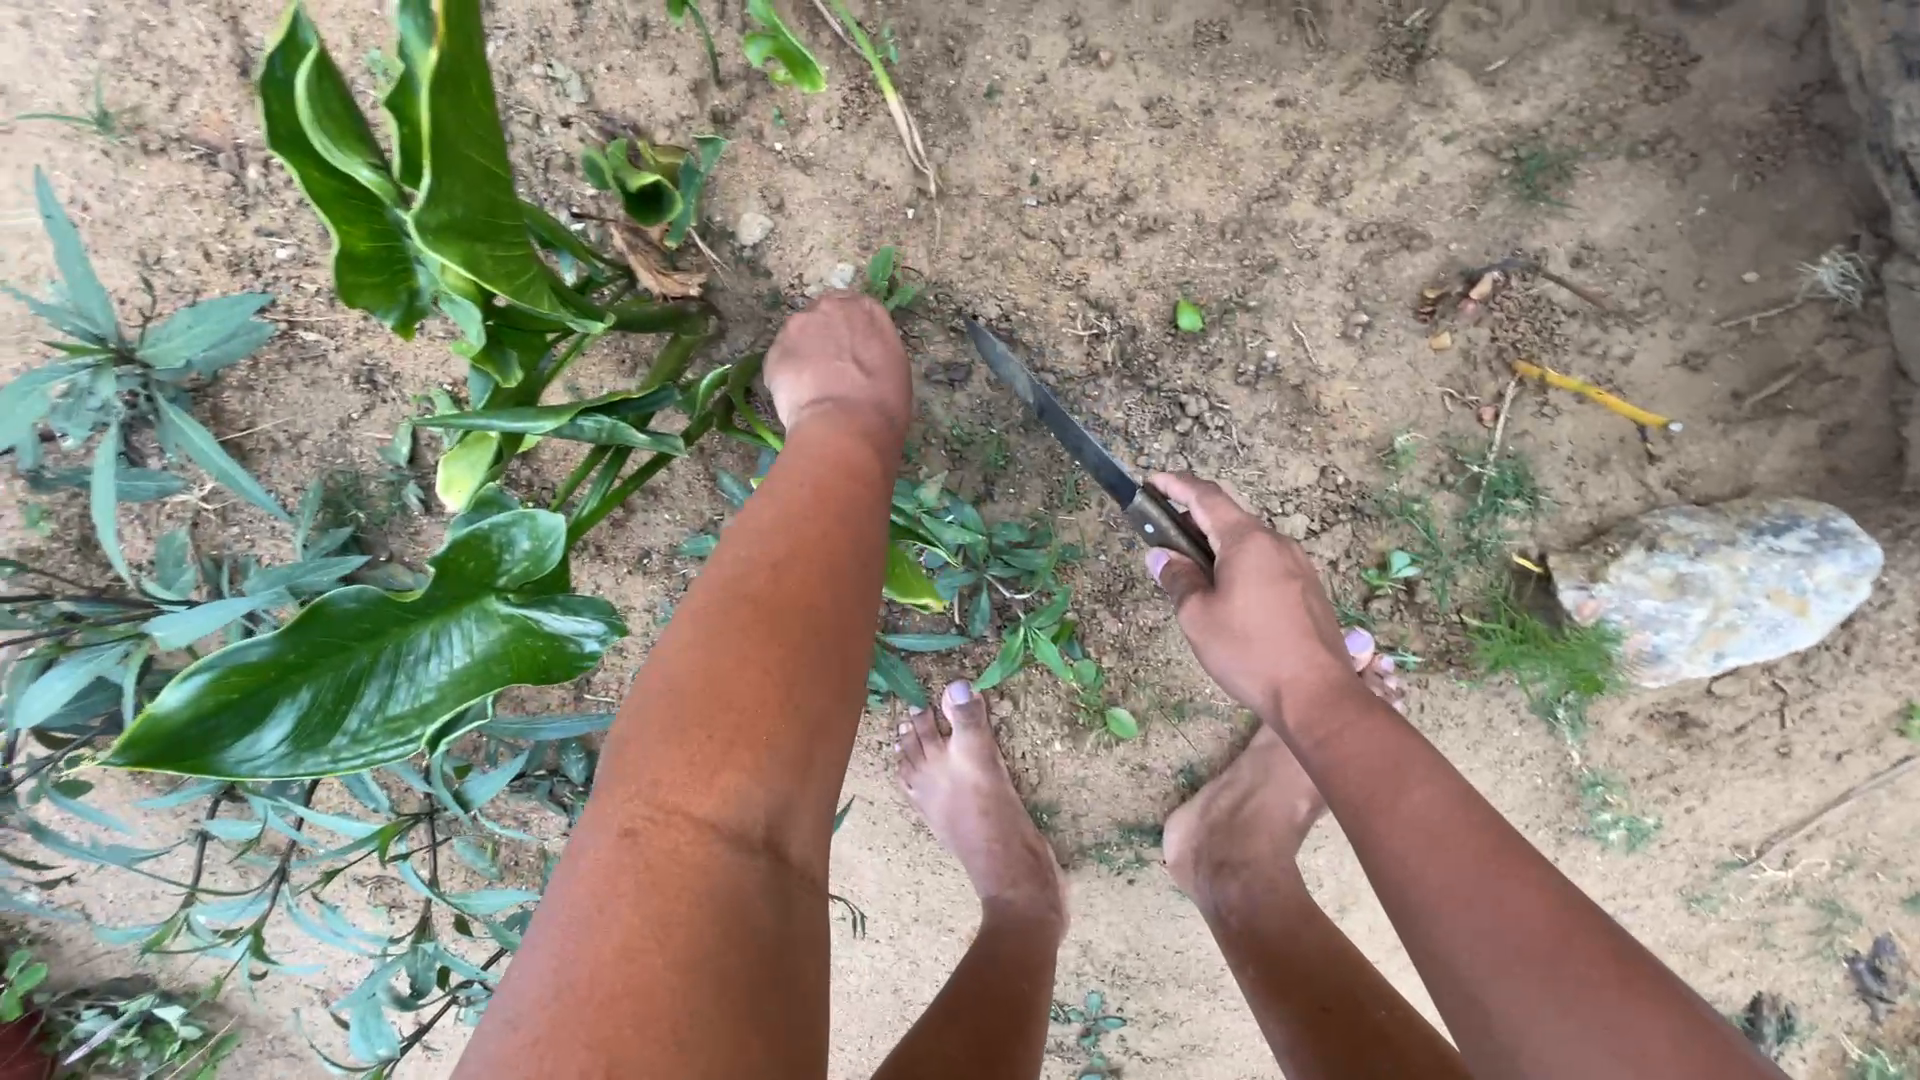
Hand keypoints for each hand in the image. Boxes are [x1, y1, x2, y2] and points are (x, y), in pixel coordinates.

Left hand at [764, 290, 911, 441]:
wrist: (846, 426)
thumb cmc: (883, 403)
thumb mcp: (895, 368)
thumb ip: (875, 348)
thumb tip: (862, 356)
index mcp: (866, 310)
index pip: (854, 309)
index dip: (850, 332)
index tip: (851, 352)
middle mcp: (830, 308)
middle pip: (822, 316)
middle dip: (823, 338)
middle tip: (830, 370)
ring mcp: (797, 327)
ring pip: (797, 337)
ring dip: (803, 355)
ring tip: (813, 388)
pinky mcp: (773, 351)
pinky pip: (781, 362)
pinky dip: (787, 377)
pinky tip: (800, 400)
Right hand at [1144, 473, 1366, 722]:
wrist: (1316, 694)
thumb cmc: (1249, 651)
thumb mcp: (1197, 616)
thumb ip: (1177, 578)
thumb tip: (1161, 556)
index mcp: (1247, 540)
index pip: (1206, 496)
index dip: (1176, 485)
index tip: (1152, 481)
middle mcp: (1277, 543)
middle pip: (1229, 519)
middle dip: (1193, 521)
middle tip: (1164, 539)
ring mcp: (1298, 566)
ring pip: (1248, 544)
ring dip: (1216, 548)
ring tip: (1192, 574)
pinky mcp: (1308, 589)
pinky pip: (1266, 564)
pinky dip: (1238, 566)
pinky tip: (1227, 596)